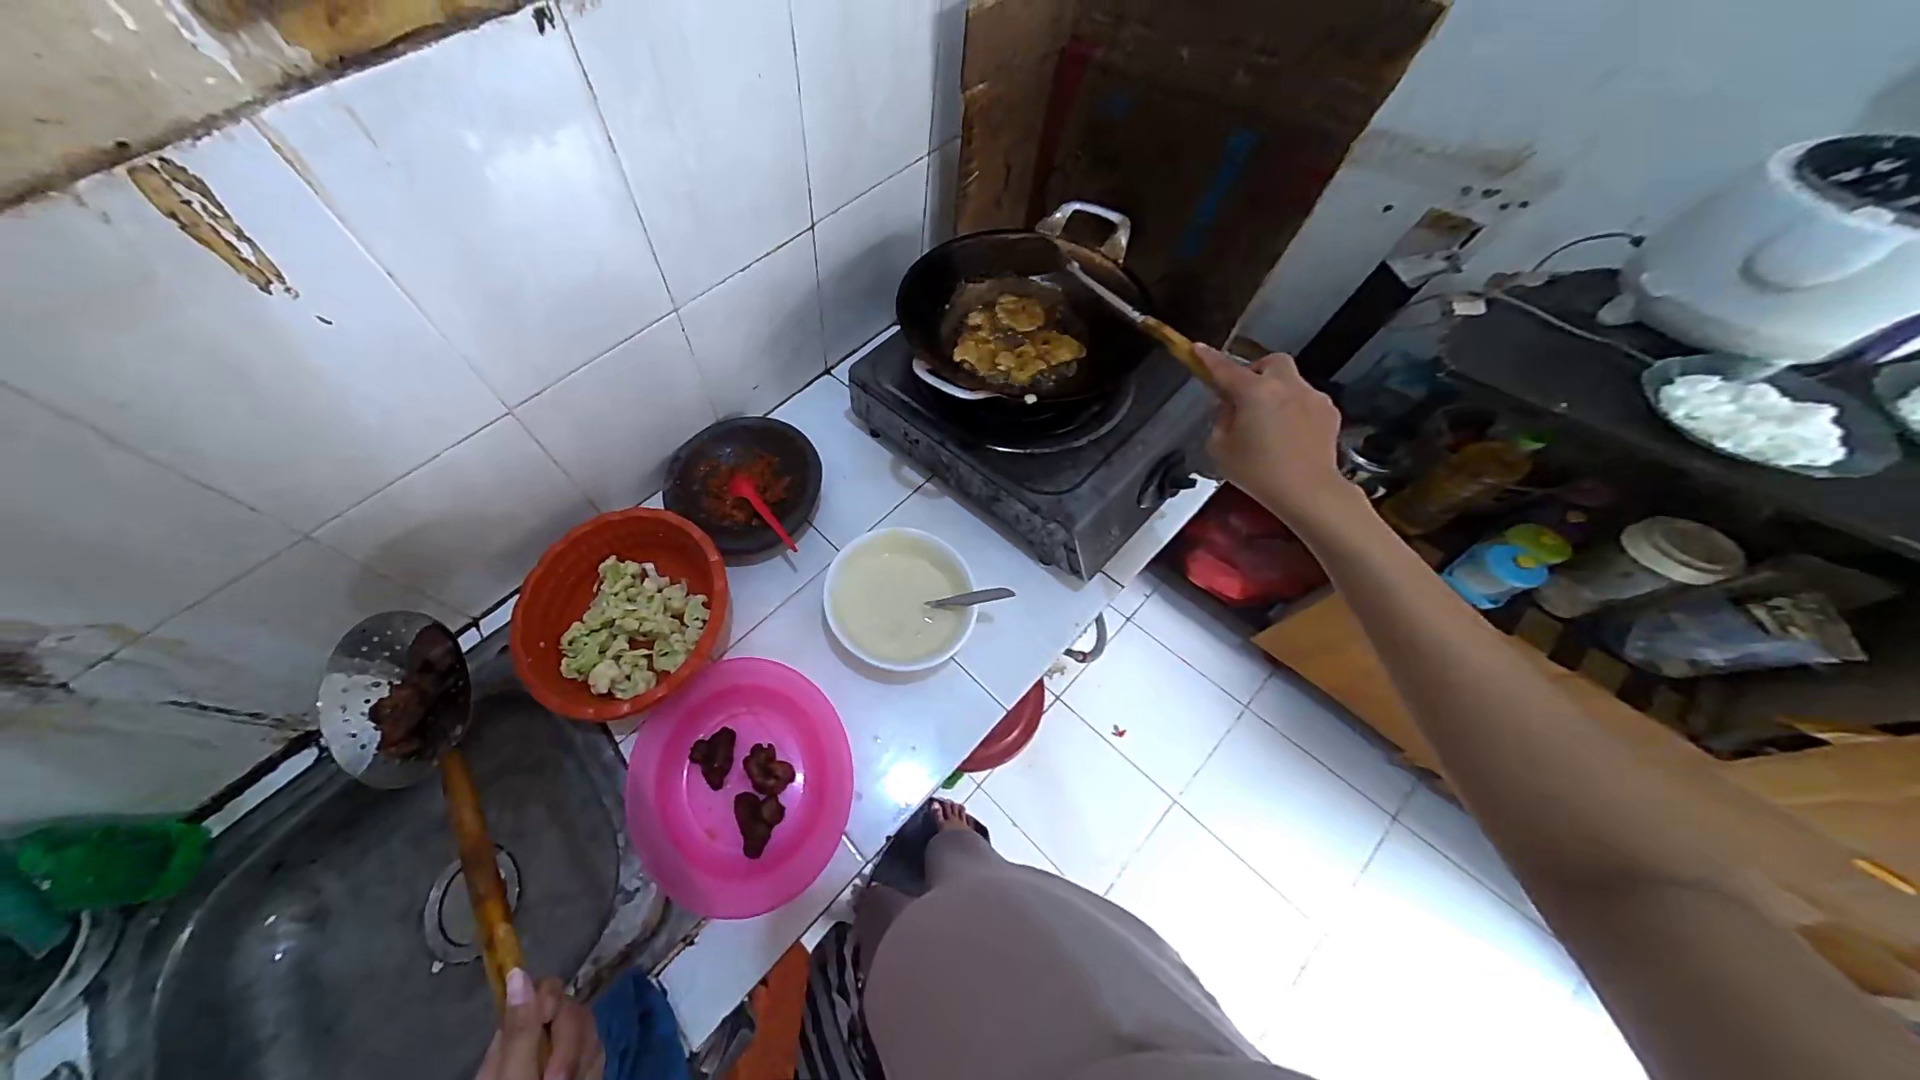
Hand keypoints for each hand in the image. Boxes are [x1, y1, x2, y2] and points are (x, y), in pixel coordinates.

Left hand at [476, 968, 604, 1079]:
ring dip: (582, 1056)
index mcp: (511, 1038)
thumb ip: (519, 1029)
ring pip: (588, 1027)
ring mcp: (559, 1055)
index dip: (552, 999)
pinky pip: (597, 1050)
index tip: (551, 1019)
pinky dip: (591, 1067)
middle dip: (571, 1039)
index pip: (543, 991)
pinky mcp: (579, 1069)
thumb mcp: (512, 1079)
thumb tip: (518, 971)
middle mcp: (537, 1040)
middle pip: (571, 1007)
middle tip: (558, 1079)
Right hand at [1194, 344, 1350, 521]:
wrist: (1308, 490)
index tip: (1197, 348)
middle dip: (1256, 372)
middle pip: (1270, 362)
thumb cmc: (1257, 472)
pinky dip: (1294, 410)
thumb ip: (1221, 419)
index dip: (1208, 359)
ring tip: (1269, 423)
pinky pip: (1305, 401)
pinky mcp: (1329, 411)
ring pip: (1290, 382)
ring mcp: (1312, 396)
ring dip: (1277, 393)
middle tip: (1246, 396)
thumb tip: (1230, 406)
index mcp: (1254, 392)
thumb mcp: (1220, 448)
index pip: (1225, 369)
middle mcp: (1285, 385)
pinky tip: (1290, 435)